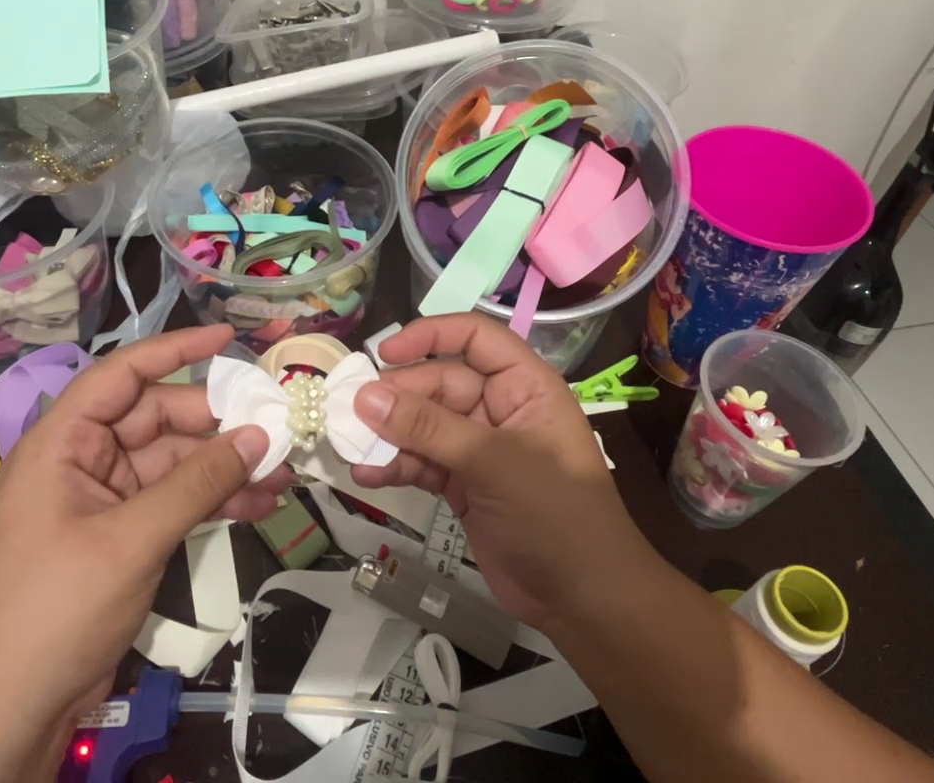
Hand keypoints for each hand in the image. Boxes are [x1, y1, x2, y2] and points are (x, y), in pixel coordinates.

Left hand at [0, 325, 290, 782]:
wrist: (7, 714)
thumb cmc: (54, 609)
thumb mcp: (131, 540)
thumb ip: (197, 483)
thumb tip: (259, 436)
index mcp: (61, 444)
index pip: (121, 376)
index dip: (175, 350)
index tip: (229, 338)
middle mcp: (81, 463)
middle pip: (157, 421)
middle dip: (217, 426)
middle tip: (277, 432)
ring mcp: (102, 504)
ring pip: (174, 466)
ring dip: (224, 469)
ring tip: (283, 475)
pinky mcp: (121, 540)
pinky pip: (174, 504)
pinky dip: (212, 503)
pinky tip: (258, 506)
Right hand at [347, 315, 653, 628]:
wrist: (582, 598)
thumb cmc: (554, 513)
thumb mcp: (493, 462)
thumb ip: (430, 428)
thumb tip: (366, 396)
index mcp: (525, 387)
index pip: (476, 339)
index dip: (431, 336)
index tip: (385, 354)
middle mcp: (501, 409)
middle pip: (441, 384)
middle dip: (399, 398)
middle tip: (353, 414)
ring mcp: (481, 449)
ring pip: (425, 426)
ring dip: (390, 435)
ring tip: (352, 448)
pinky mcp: (464, 485)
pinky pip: (423, 462)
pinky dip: (396, 467)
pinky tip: (368, 477)